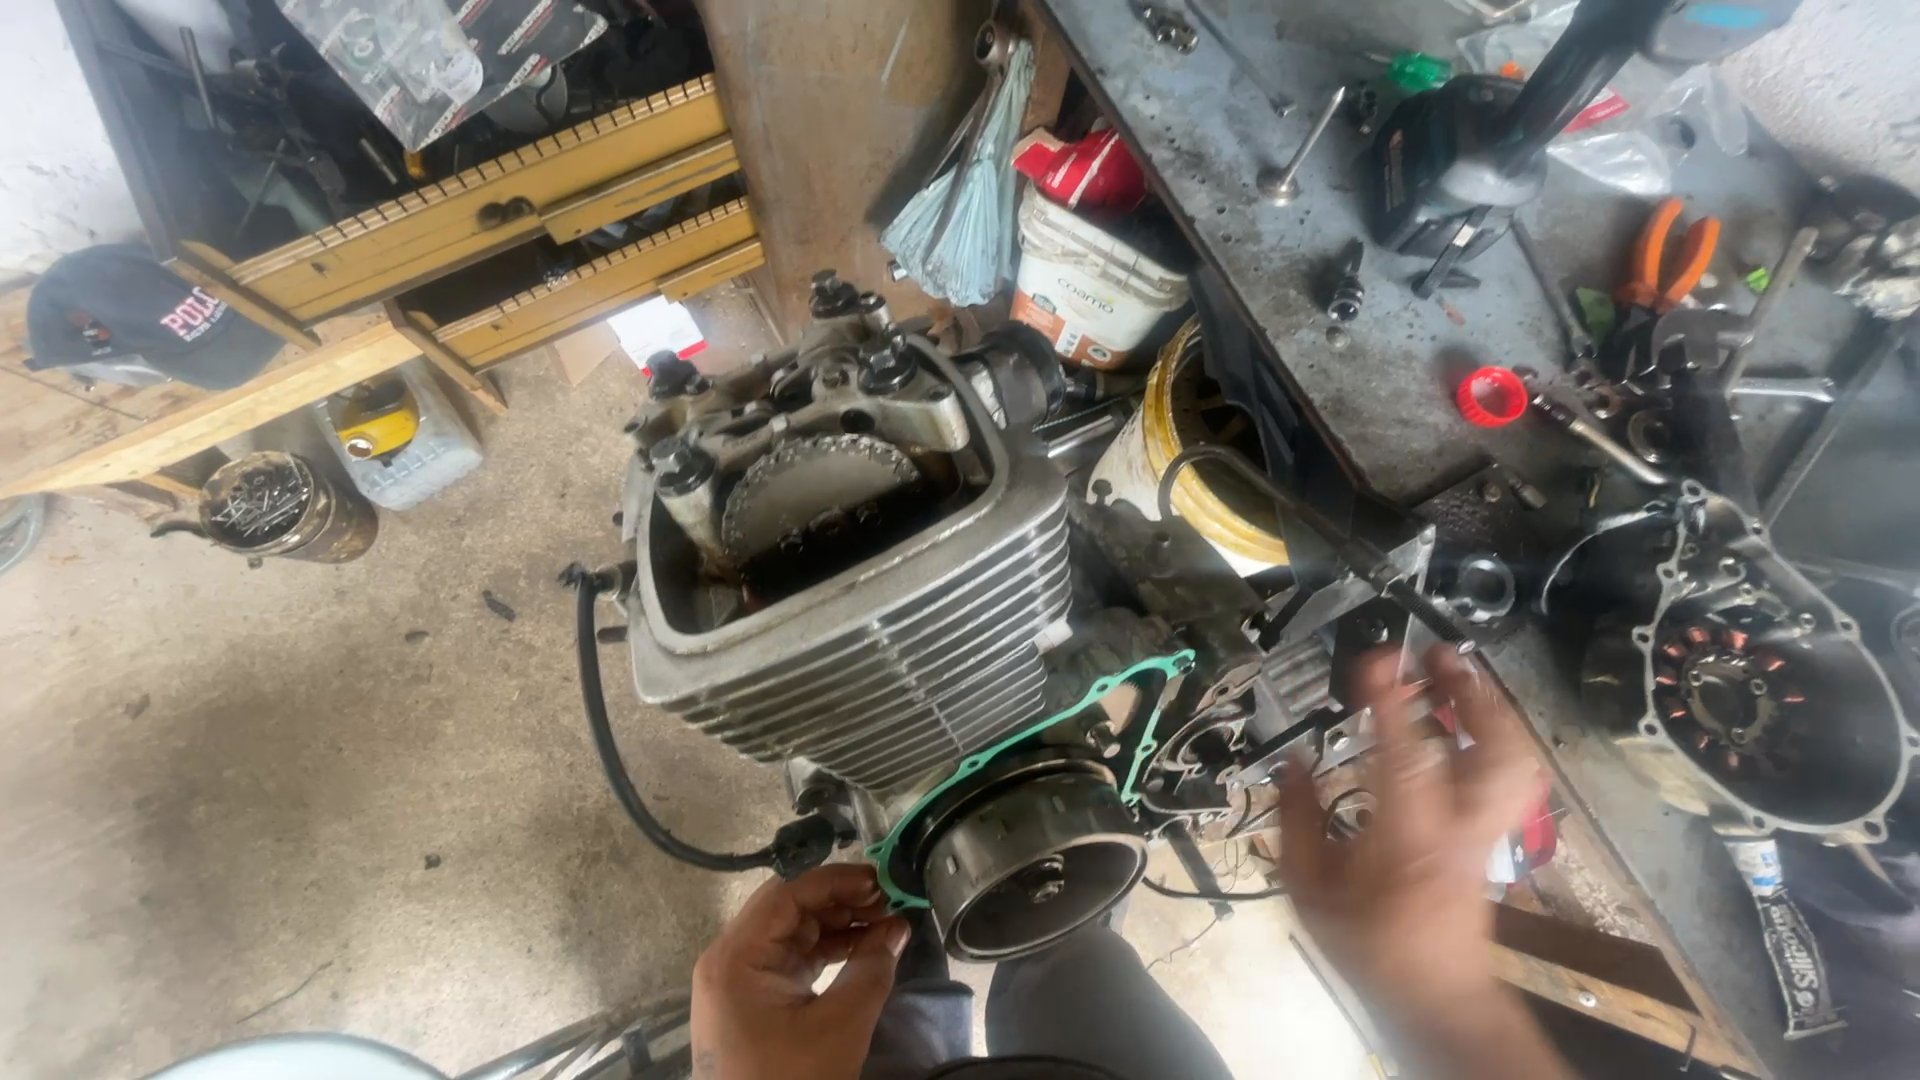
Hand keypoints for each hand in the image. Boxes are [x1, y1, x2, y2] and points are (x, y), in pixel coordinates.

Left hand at [691, 863, 909, 1079]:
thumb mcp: (840, 1026)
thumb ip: (872, 966)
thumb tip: (899, 925)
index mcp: (736, 956)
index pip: (789, 893)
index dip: (837, 881)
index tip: (880, 881)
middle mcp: (730, 958)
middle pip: (789, 906)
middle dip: (841, 900)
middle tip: (887, 901)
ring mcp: (740, 979)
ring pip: (794, 929)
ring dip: (839, 923)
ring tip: (885, 923)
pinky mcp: (754, 998)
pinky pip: (793, 955)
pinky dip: (828, 948)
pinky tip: (865, 947)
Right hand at [1276, 643, 1541, 1017]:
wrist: (1436, 996)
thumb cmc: (1366, 943)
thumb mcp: (1308, 886)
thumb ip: (1296, 819)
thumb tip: (1291, 760)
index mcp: (1407, 841)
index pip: (1406, 760)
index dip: (1393, 704)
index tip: (1378, 660)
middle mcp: (1460, 831)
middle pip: (1498, 756)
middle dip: (1476, 696)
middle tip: (1441, 654)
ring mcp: (1488, 834)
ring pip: (1516, 763)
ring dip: (1493, 710)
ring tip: (1459, 672)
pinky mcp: (1495, 837)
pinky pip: (1509, 777)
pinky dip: (1496, 736)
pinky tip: (1469, 717)